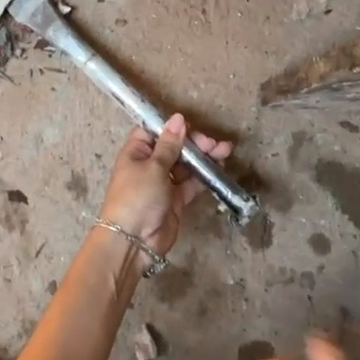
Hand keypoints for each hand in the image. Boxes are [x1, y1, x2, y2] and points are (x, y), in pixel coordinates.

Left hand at [97, 114, 232, 256]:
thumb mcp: (153, 167)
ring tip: (224, 151)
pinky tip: (219, 168)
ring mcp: (163, 182)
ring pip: (186, 164)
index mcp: (137, 152)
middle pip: (174, 147)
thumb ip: (169, 144)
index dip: (173, 127)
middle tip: (212, 144)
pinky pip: (192, 182)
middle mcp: (149, 164)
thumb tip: (177, 118)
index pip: (155, 131)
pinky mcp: (176, 199)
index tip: (191, 127)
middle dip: (194, 143)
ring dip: (204, 158)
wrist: (134, 241)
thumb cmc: (138, 197)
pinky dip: (204, 176)